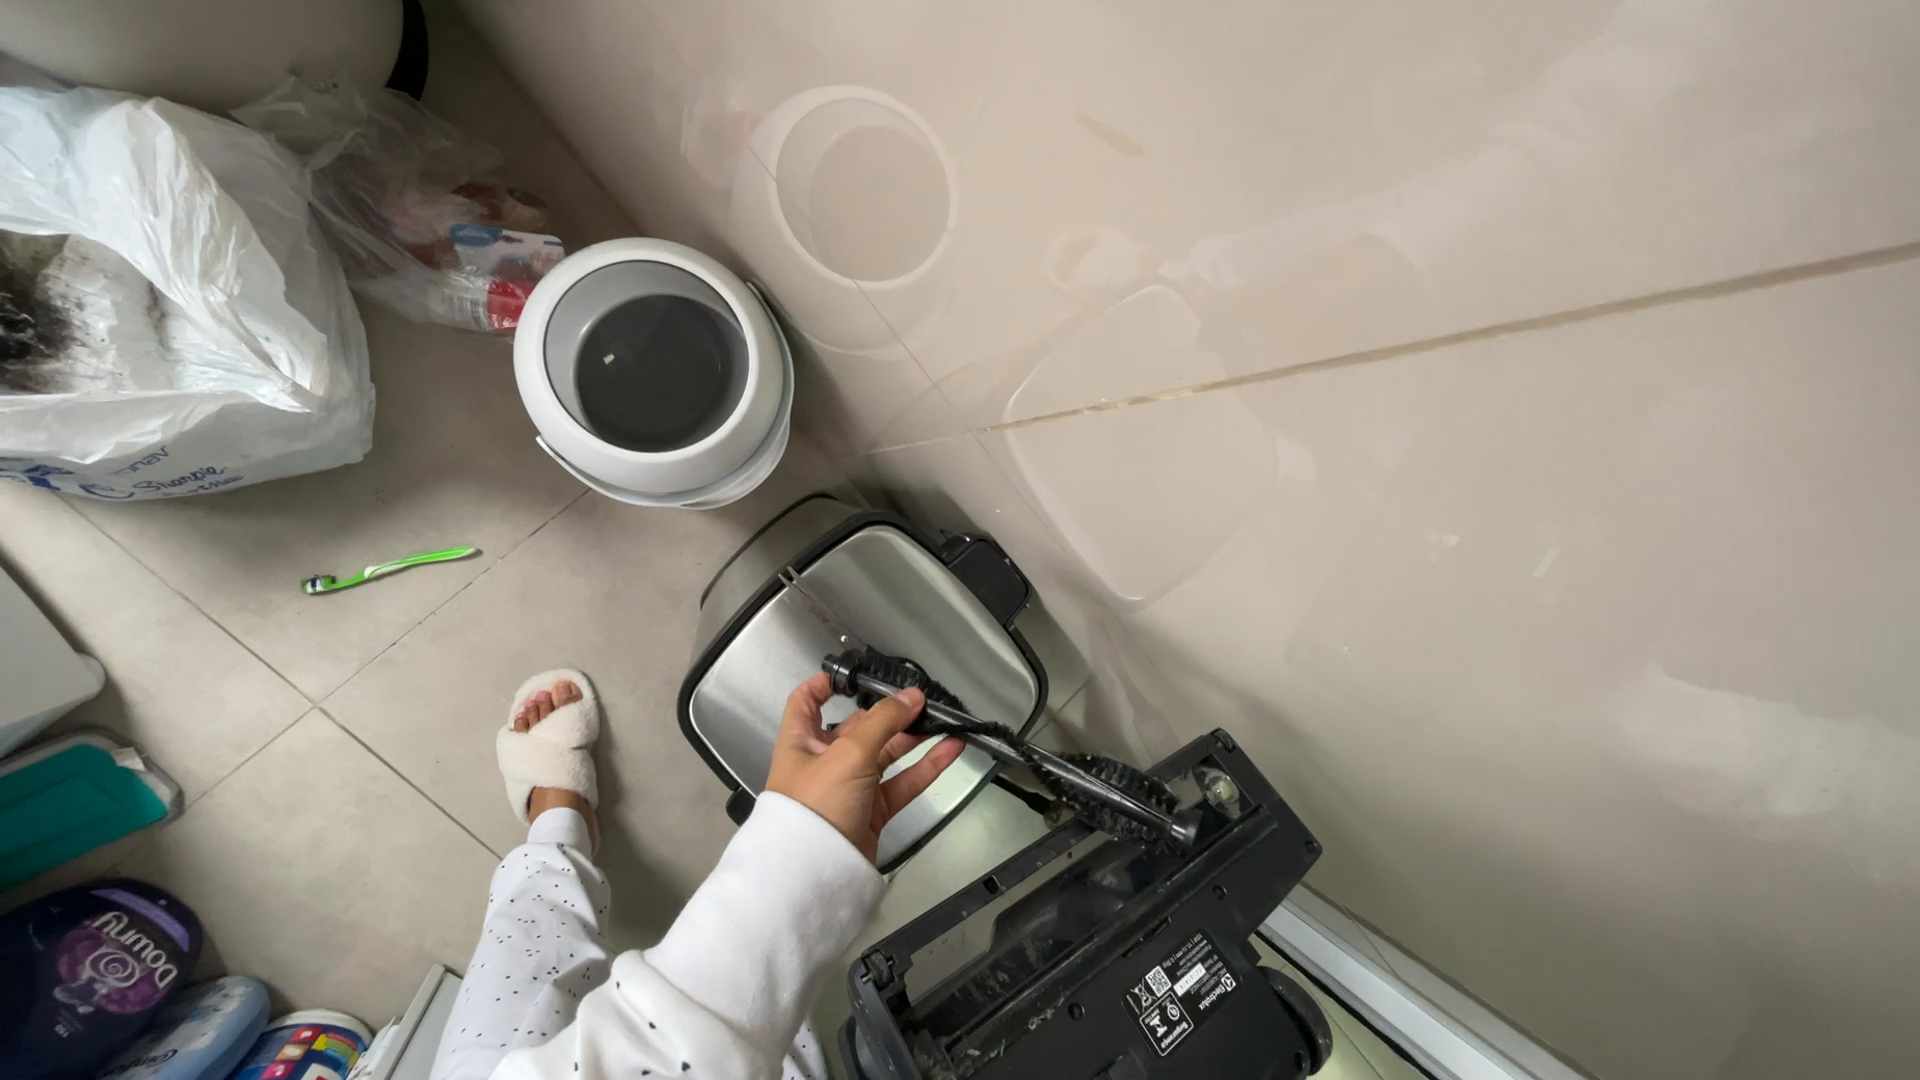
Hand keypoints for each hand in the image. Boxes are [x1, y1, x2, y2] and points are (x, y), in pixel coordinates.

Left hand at [765, 673, 966, 863]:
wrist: (816, 876)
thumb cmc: (816, 806)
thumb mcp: (848, 753)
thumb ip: (884, 721)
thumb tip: (912, 696)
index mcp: (801, 741)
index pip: (807, 701)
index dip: (827, 684)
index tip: (856, 674)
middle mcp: (823, 761)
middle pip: (859, 726)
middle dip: (890, 712)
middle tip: (922, 700)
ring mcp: (849, 786)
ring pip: (886, 753)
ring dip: (914, 737)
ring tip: (942, 720)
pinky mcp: (873, 811)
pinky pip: (902, 781)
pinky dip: (926, 766)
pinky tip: (949, 750)